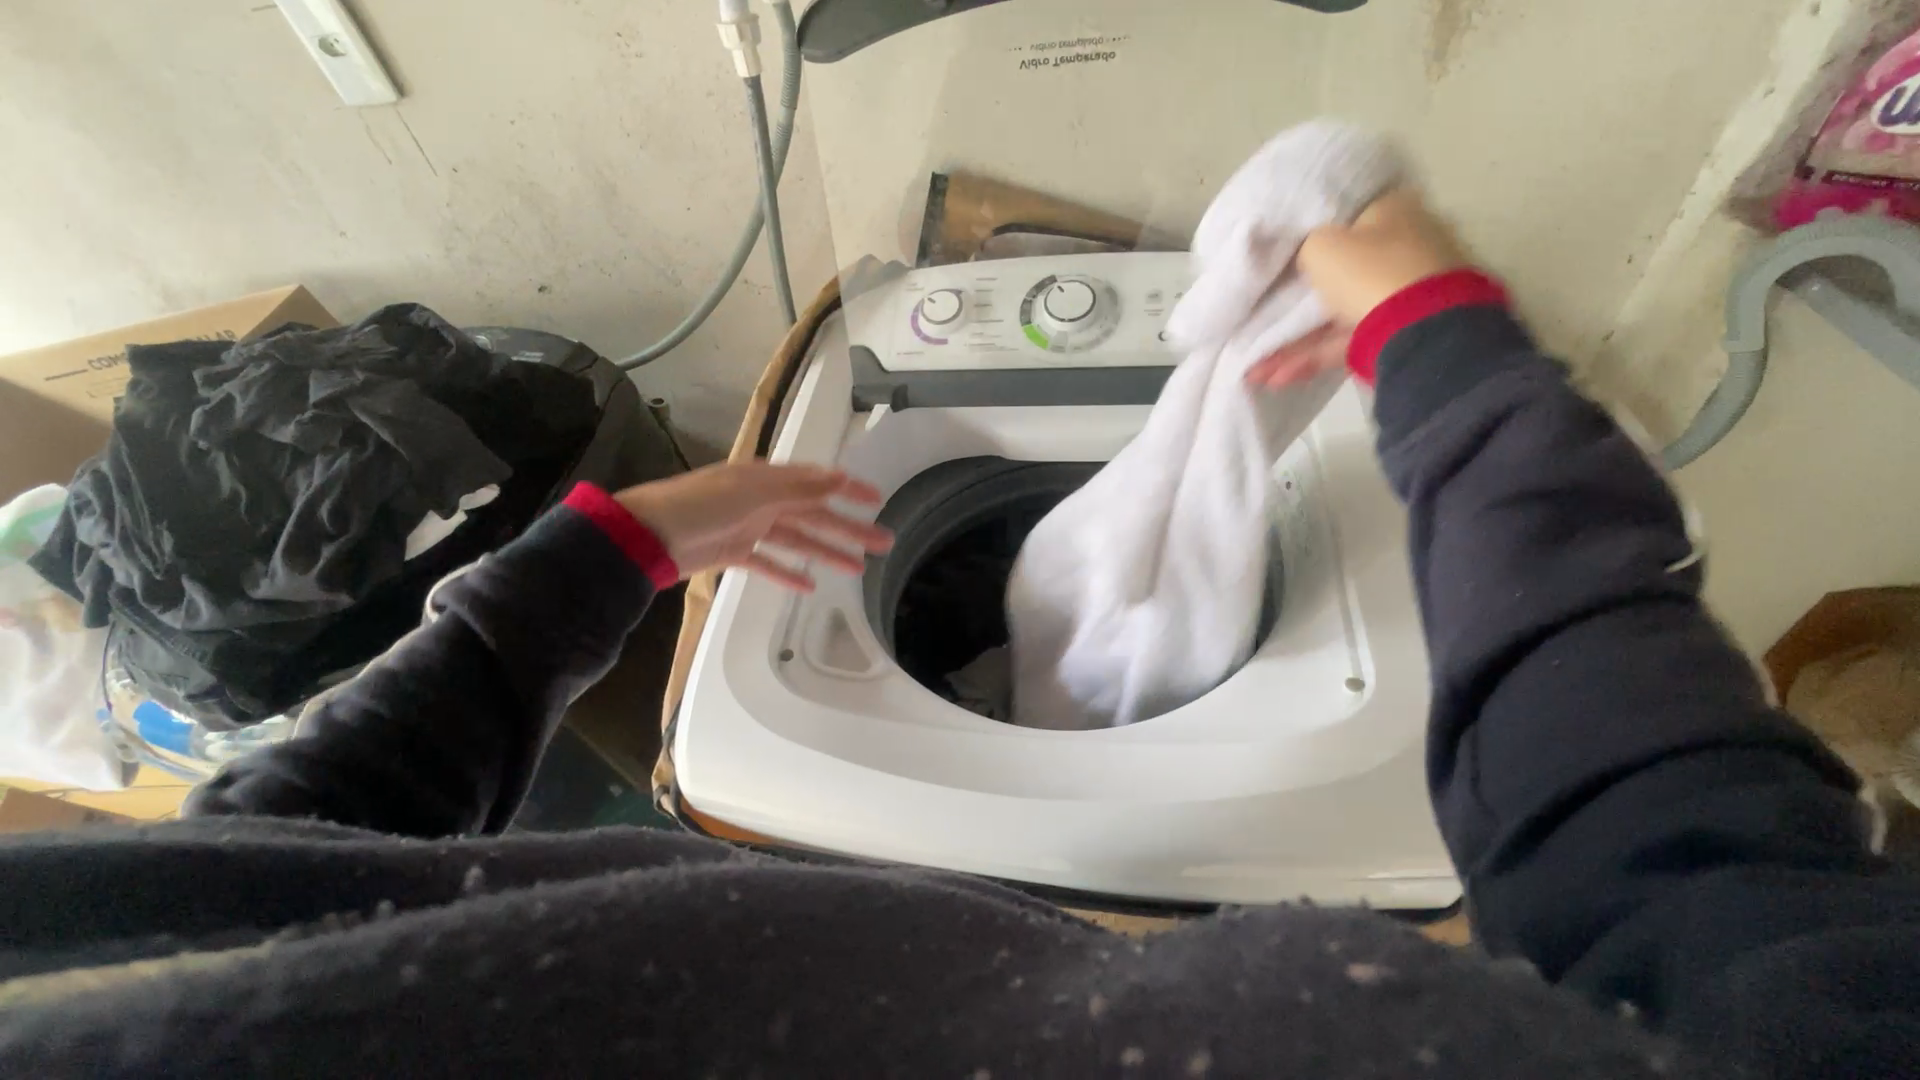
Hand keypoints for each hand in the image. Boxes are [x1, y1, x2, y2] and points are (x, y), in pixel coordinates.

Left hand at [613, 462, 892, 591]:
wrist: (648, 535)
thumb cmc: (700, 507)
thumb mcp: (754, 493)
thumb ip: (798, 489)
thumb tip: (839, 478)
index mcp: (767, 478)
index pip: (817, 482)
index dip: (848, 490)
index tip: (878, 500)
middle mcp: (761, 499)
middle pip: (814, 514)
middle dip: (849, 528)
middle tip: (884, 543)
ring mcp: (748, 526)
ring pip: (797, 540)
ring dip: (827, 551)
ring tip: (858, 569)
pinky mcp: (734, 552)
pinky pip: (768, 562)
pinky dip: (788, 573)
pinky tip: (809, 585)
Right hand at [1246, 188, 1474, 387]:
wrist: (1422, 329)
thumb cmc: (1368, 271)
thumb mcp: (1321, 246)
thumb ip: (1306, 245)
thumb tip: (1306, 253)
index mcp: (1391, 211)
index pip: (1343, 216)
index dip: (1307, 235)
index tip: (1276, 257)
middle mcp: (1401, 247)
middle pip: (1338, 271)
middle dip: (1294, 302)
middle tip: (1257, 317)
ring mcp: (1401, 293)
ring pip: (1336, 313)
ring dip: (1294, 341)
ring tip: (1257, 367)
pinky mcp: (1396, 332)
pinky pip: (1345, 340)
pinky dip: (1313, 356)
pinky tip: (1277, 378)